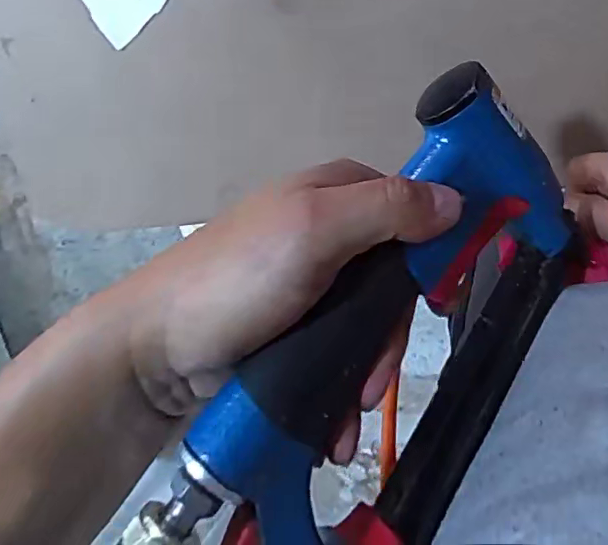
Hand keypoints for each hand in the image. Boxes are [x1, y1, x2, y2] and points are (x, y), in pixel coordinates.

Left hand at [97, 160, 461, 460]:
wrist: (152, 356)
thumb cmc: (239, 278)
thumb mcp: (316, 230)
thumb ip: (388, 209)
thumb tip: (455, 199)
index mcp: (339, 190)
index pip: (413, 202)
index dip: (437, 242)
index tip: (448, 292)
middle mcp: (331, 226)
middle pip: (397, 270)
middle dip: (394, 327)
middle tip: (380, 373)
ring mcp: (314, 277)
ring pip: (372, 315)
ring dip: (372, 365)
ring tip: (351, 409)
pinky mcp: (298, 322)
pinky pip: (343, 345)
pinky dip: (347, 380)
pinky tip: (338, 417)